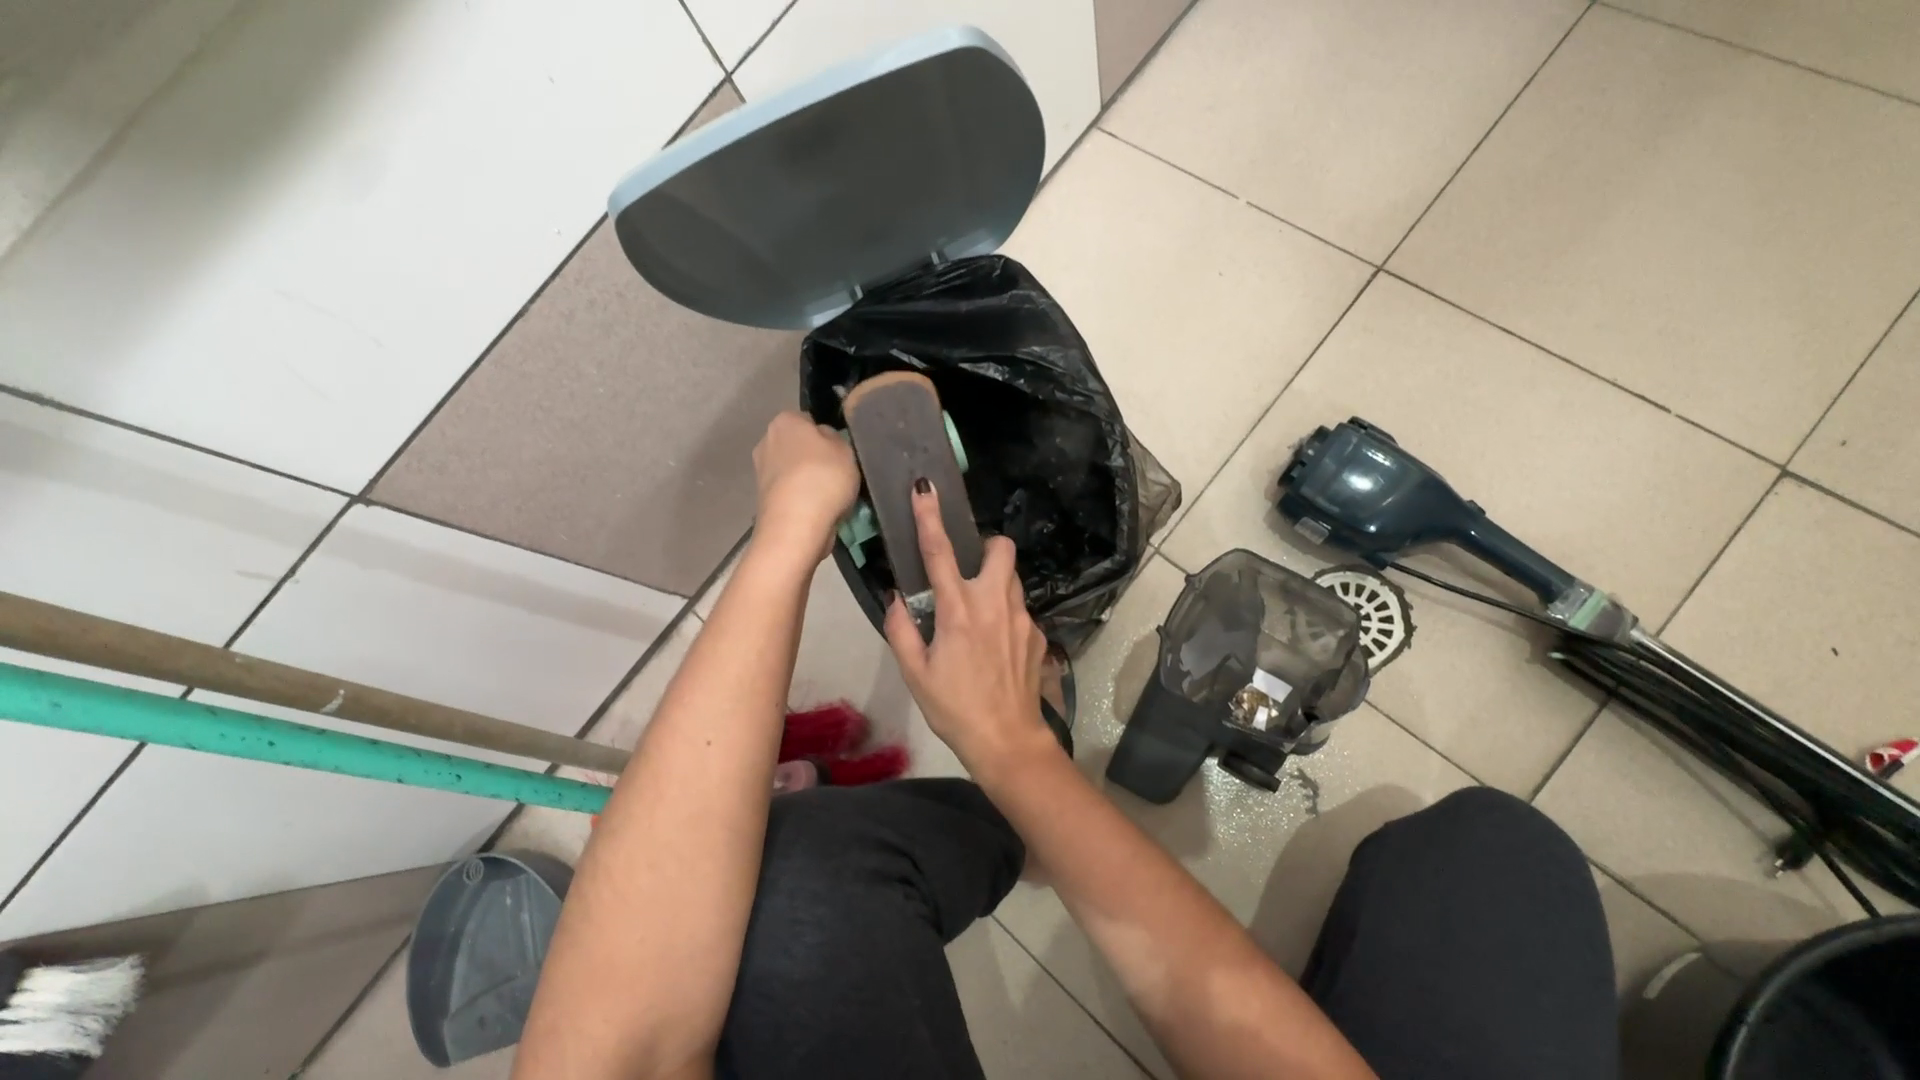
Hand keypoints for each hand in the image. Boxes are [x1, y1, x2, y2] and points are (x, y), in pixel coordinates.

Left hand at [752, 411, 859, 562]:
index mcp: (785, 420)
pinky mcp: (762, 500)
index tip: (839, 451)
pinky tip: (816, 510)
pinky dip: (800, 499)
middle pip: (796, 445)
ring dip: (805, 480)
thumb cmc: (823, 477)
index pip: (807, 420)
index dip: (825, 435)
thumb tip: (823, 438)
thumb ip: (834, 437)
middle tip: (835, 473)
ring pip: (792, 471)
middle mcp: (766, 441)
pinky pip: (789, 492)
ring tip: (828, 496)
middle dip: (812, 456)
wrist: (796, 525)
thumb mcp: (845, 448)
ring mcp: (761, 472)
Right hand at [884, 482, 1056, 778]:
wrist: (1008, 741)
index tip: (924, 488)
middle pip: (1002, 549)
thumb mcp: (914, 674)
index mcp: (959, 610)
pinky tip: (996, 647)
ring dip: (996, 582)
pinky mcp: (1039, 636)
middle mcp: (995, 604)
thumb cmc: (954, 708)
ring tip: (978, 615)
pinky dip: (1006, 616)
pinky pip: (1021, 611)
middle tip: (969, 569)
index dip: (929, 517)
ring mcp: (1023, 618)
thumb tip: (896, 598)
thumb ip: (901, 630)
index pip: (940, 552)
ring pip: (1013, 579)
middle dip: (986, 547)